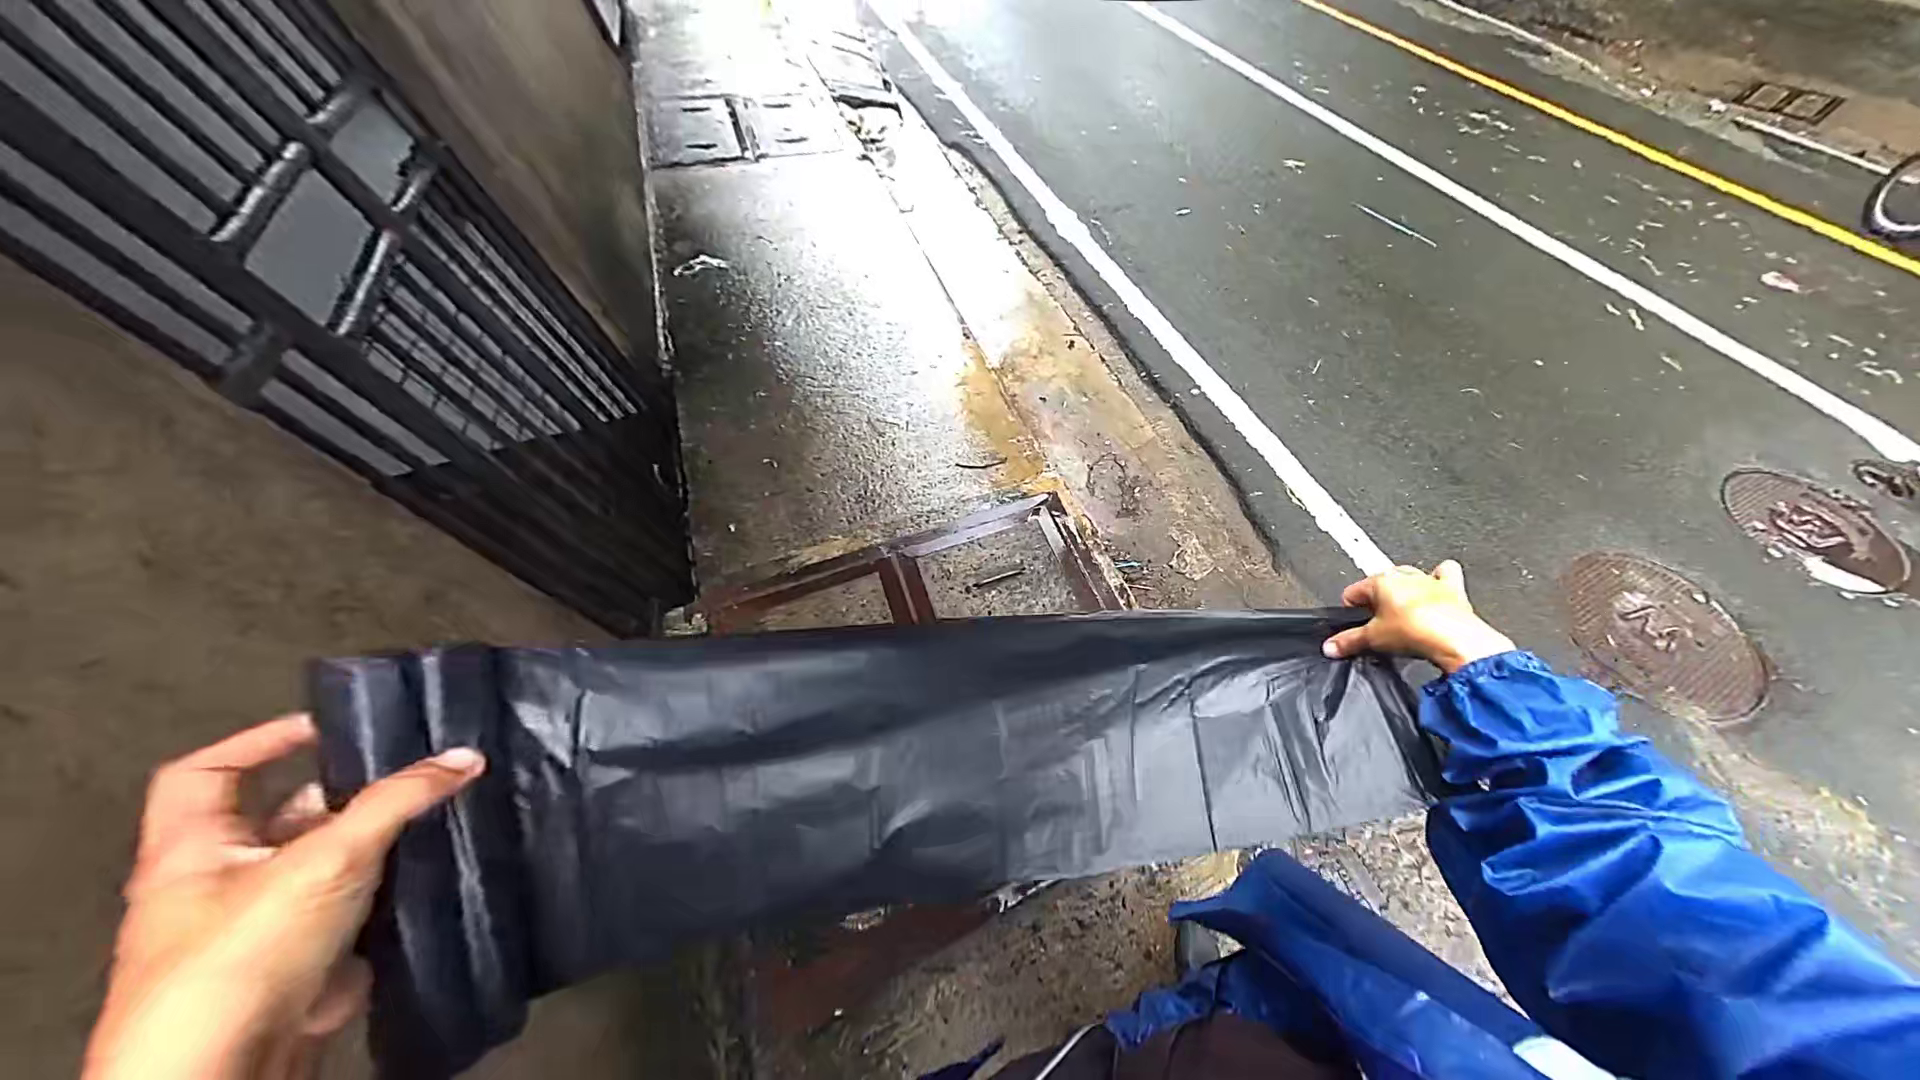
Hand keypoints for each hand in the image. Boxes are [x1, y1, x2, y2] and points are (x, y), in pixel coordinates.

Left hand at [84, 714, 483, 1079]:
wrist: (239, 1064)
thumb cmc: (242, 956)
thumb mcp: (327, 856)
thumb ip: (400, 799)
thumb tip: (465, 757)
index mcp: (194, 851)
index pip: (208, 773)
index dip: (262, 741)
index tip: (329, 725)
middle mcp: (227, 878)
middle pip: (290, 808)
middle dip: (353, 786)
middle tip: (415, 761)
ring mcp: (272, 914)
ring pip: (337, 851)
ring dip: (386, 830)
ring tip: (441, 799)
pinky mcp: (316, 944)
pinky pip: (364, 890)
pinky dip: (398, 872)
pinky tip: (439, 853)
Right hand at [1321, 560, 1514, 673]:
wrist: (1459, 642)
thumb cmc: (1418, 633)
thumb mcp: (1373, 639)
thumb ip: (1348, 641)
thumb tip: (1330, 647)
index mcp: (1380, 581)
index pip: (1353, 592)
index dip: (1351, 610)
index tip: (1355, 625)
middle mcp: (1404, 576)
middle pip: (1379, 584)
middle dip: (1376, 601)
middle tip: (1379, 624)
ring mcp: (1430, 582)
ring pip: (1409, 578)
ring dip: (1403, 591)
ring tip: (1402, 614)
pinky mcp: (1453, 591)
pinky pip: (1445, 574)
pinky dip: (1440, 580)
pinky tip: (1435, 593)